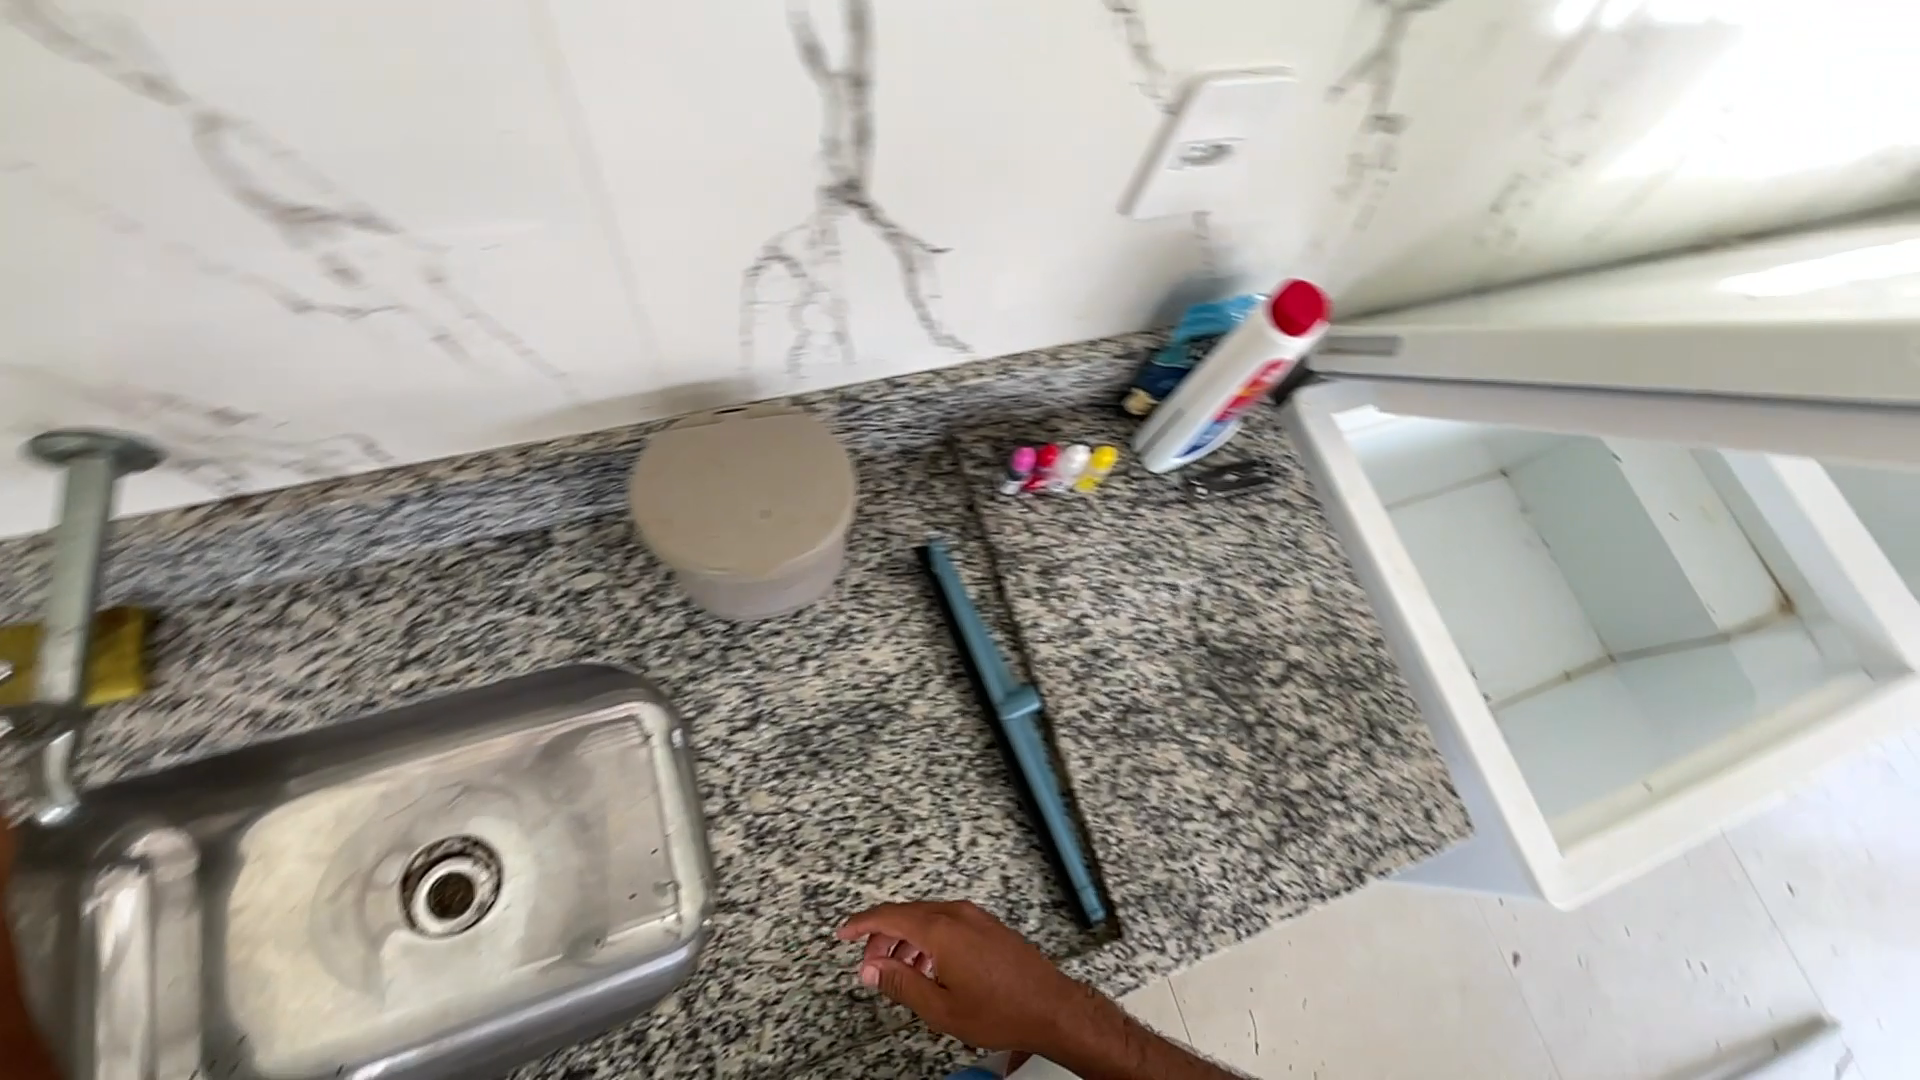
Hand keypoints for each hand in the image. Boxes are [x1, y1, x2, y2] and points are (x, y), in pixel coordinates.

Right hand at [835, 900, 1113, 1054]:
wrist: (1049, 1005)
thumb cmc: (1000, 1010)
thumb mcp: (940, 1007)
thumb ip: (902, 984)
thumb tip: (873, 969)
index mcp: (940, 930)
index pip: (889, 916)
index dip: (861, 924)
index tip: (843, 932)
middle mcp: (956, 913)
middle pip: (906, 914)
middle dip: (882, 937)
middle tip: (870, 966)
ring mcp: (974, 915)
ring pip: (926, 917)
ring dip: (904, 938)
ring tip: (897, 970)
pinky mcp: (986, 923)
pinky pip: (946, 921)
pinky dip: (927, 937)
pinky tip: (927, 965)